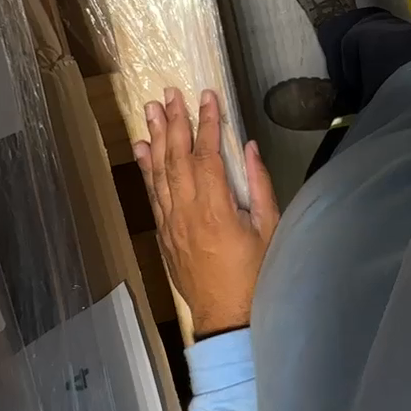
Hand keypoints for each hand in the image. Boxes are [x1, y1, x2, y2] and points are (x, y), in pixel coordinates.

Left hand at [136, 88, 279, 338]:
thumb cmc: (256, 273)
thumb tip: (249, 147)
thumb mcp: (269, 228)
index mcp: (216, 208)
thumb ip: (259, 185)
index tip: (206, 96)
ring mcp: (171, 223)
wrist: (227, 318)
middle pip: (177, 157)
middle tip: (170, 93)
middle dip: (174, 121)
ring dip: (155, 138)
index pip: (207, 154)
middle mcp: (187, 211)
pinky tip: (141, 149)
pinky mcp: (165, 233)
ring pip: (160, 172)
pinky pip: (152, 194)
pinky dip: (146, 169)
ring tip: (150, 110)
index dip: (207, 122)